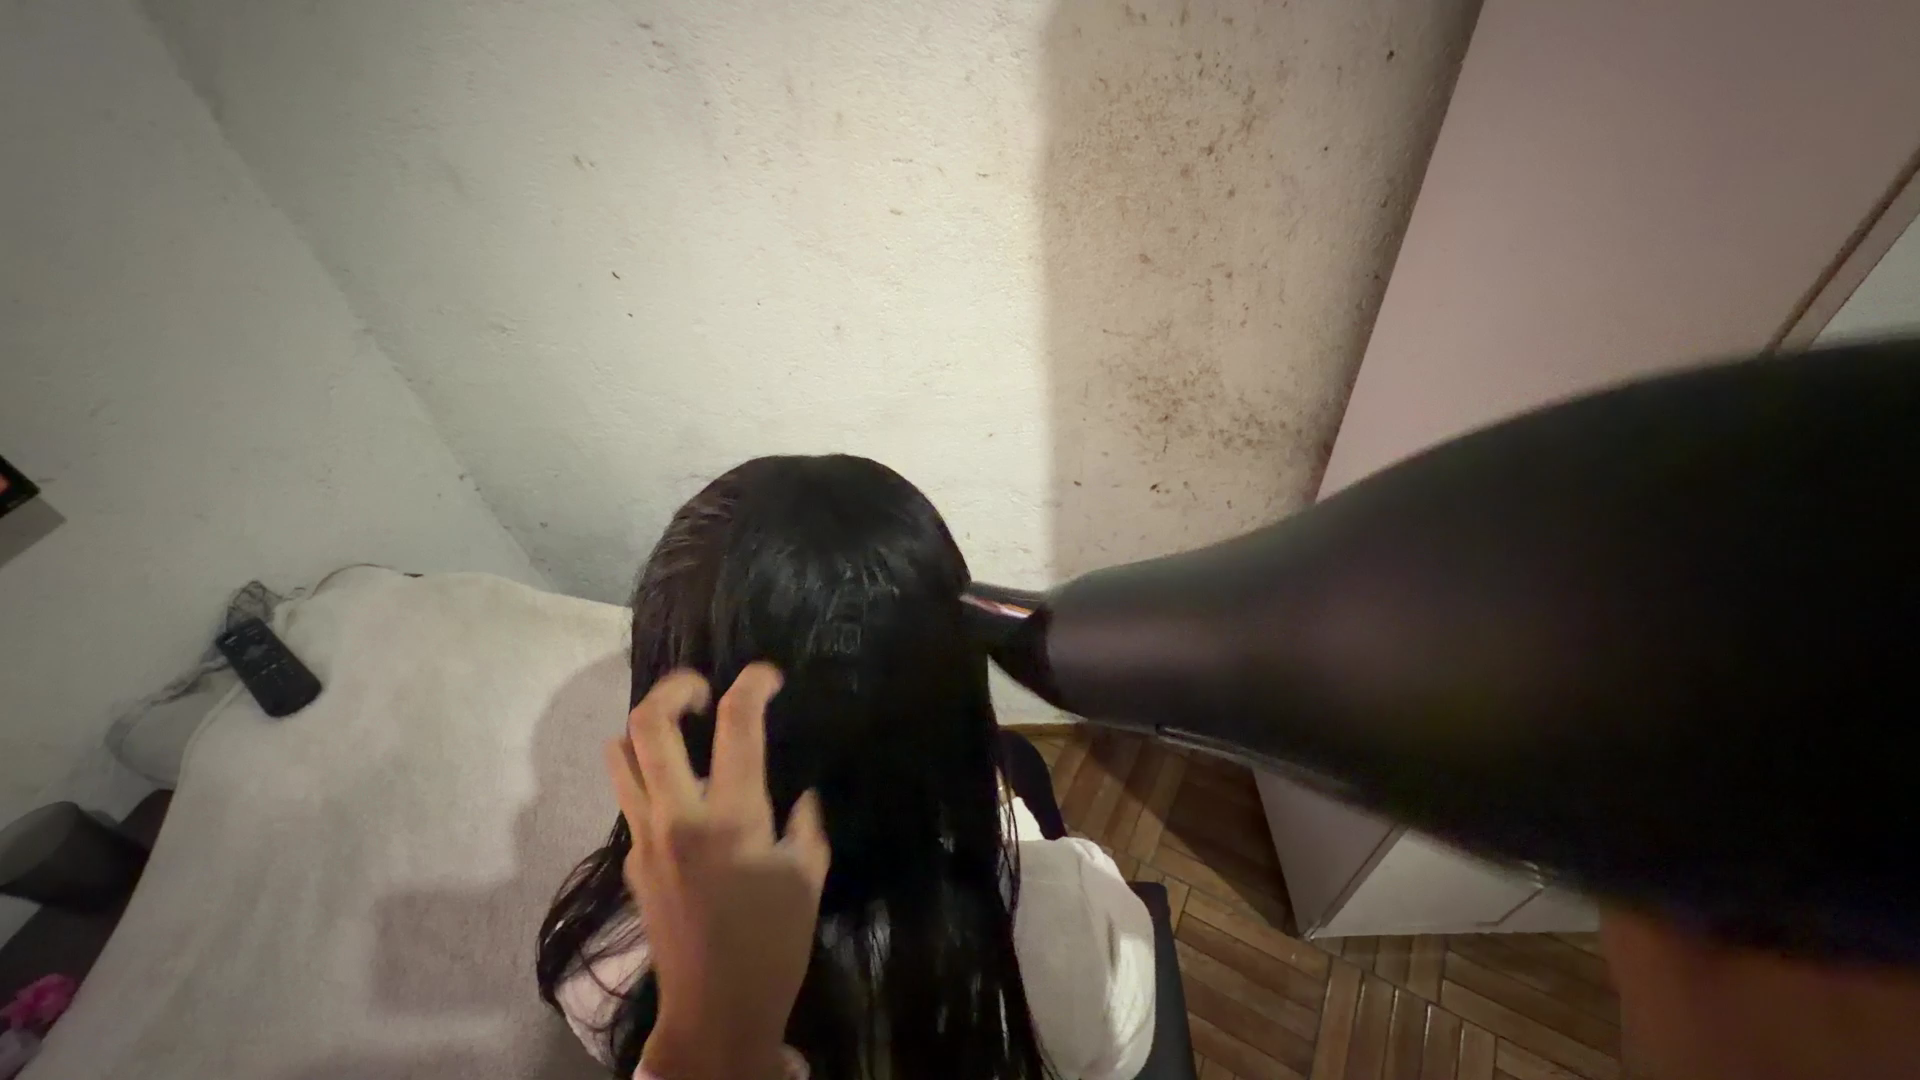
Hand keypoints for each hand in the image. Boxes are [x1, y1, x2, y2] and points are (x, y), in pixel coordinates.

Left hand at [604, 664, 829, 1079]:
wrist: (715, 1011)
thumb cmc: (773, 943)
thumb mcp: (808, 876)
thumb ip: (805, 824)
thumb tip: (799, 797)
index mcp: (732, 815)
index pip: (735, 722)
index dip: (753, 683)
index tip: (768, 675)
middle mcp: (678, 815)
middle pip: (649, 724)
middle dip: (674, 687)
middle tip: (702, 687)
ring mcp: (646, 837)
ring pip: (621, 756)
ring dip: (648, 728)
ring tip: (683, 730)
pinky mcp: (632, 860)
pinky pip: (631, 795)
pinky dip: (650, 773)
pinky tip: (684, 791)